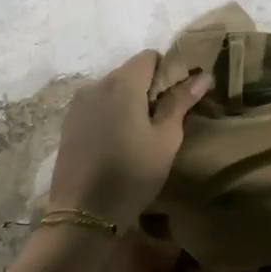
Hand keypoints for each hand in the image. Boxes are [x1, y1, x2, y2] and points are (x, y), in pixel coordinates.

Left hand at [47, 51, 211, 224]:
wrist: (82, 215)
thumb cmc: (131, 174)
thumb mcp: (165, 139)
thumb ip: (180, 102)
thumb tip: (202, 76)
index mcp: (122, 83)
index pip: (150, 56)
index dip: (168, 71)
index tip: (179, 98)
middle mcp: (96, 85)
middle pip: (130, 71)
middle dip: (150, 87)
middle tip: (165, 120)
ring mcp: (78, 104)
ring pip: (113, 89)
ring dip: (130, 102)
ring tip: (141, 134)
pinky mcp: (68, 123)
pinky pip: (98, 106)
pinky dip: (112, 114)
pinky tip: (119, 143)